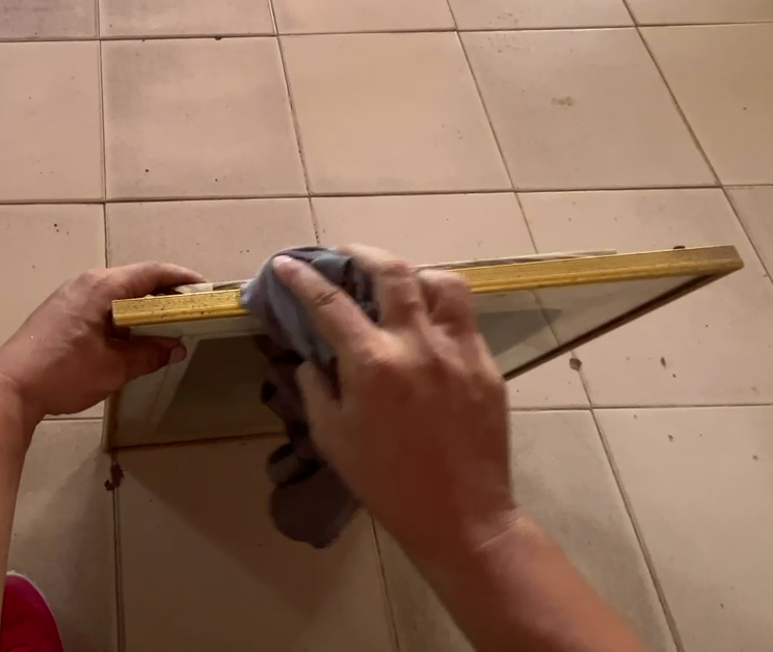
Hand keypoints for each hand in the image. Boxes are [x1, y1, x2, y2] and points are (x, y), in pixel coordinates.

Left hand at [0, 262, 203, 420]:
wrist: (10, 385)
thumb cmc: (65, 371)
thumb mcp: (114, 367)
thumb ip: (148, 353)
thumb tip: (176, 347)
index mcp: (102, 286)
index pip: (151, 272)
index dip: (181, 278)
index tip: (204, 289)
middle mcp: (87, 282)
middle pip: (135, 280)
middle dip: (164, 295)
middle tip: (191, 312)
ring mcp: (71, 295)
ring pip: (117, 294)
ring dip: (143, 307)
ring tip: (167, 326)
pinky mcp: (61, 312)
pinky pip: (102, 304)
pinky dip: (123, 315)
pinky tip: (132, 337)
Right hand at [273, 246, 519, 567]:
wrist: (461, 518)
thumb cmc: (384, 480)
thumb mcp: (331, 434)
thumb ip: (315, 385)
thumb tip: (311, 355)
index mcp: (373, 364)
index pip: (328, 302)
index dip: (301, 278)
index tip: (285, 263)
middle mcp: (417, 346)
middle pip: (393, 272)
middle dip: (362, 253)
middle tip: (346, 255)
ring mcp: (459, 353)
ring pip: (443, 284)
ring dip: (413, 275)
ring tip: (398, 284)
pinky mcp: (487, 367)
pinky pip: (464, 320)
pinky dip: (438, 311)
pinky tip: (425, 327)